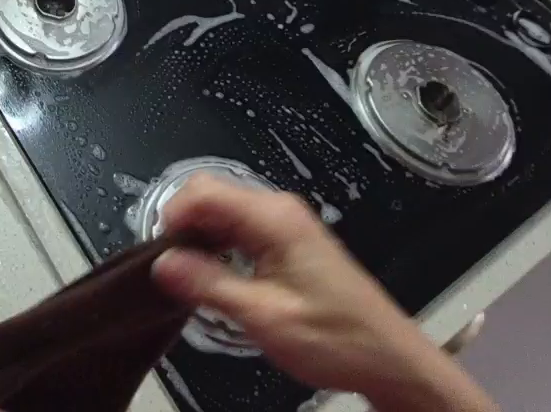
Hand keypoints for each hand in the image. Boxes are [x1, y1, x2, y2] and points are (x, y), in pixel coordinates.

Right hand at [151, 177, 498, 411]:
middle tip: (172, 270)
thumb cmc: (336, 338)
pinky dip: (219, 245)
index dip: (173, 216)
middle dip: (184, 227)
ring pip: (221, 211)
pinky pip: (238, 226)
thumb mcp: (264, 317)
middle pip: (210, 196)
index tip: (160, 253)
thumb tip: (162, 262)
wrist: (391, 360)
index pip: (203, 191)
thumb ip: (208, 285)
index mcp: (272, 217)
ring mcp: (283, 221)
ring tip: (192, 279)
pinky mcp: (286, 238)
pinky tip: (217, 277)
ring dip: (200, 239)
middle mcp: (277, 209)